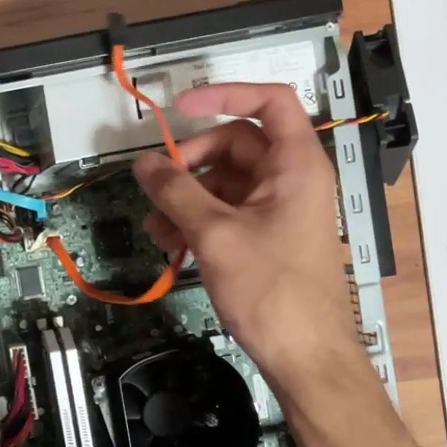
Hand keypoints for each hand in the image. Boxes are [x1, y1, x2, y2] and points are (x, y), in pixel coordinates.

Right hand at [134, 83, 361, 381]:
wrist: (303, 353)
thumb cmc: (270, 288)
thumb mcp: (215, 233)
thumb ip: (175, 191)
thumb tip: (143, 163)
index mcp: (295, 164)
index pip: (269, 102)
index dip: (226, 94)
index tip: (181, 106)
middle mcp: (290, 179)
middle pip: (236, 144)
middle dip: (191, 161)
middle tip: (158, 184)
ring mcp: (277, 209)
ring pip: (224, 182)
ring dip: (185, 197)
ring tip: (155, 227)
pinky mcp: (264, 238)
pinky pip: (224, 213)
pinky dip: (194, 221)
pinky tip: (168, 244)